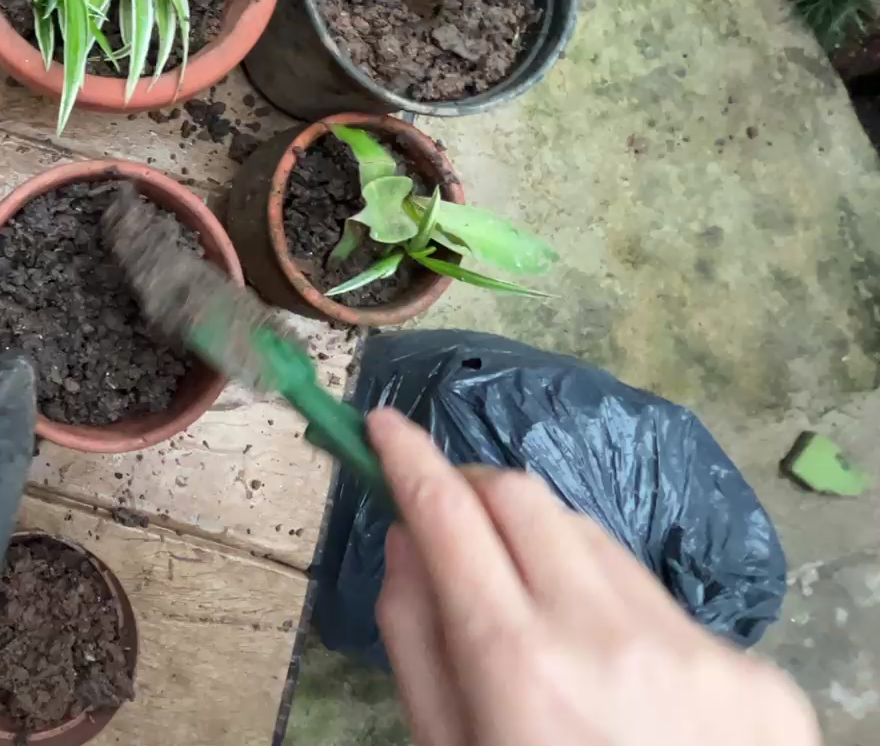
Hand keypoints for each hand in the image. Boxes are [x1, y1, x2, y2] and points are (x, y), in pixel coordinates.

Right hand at [368, 408, 818, 745]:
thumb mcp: (441, 736)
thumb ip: (410, 628)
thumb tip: (404, 533)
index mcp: (514, 660)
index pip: (444, 512)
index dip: (405, 454)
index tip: (380, 421)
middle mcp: (604, 637)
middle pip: (519, 494)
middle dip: (470, 486)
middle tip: (449, 514)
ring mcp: (693, 650)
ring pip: (584, 531)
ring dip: (536, 539)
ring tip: (531, 599)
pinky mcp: (755, 671)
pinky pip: (649, 591)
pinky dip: (603, 596)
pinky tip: (612, 662)